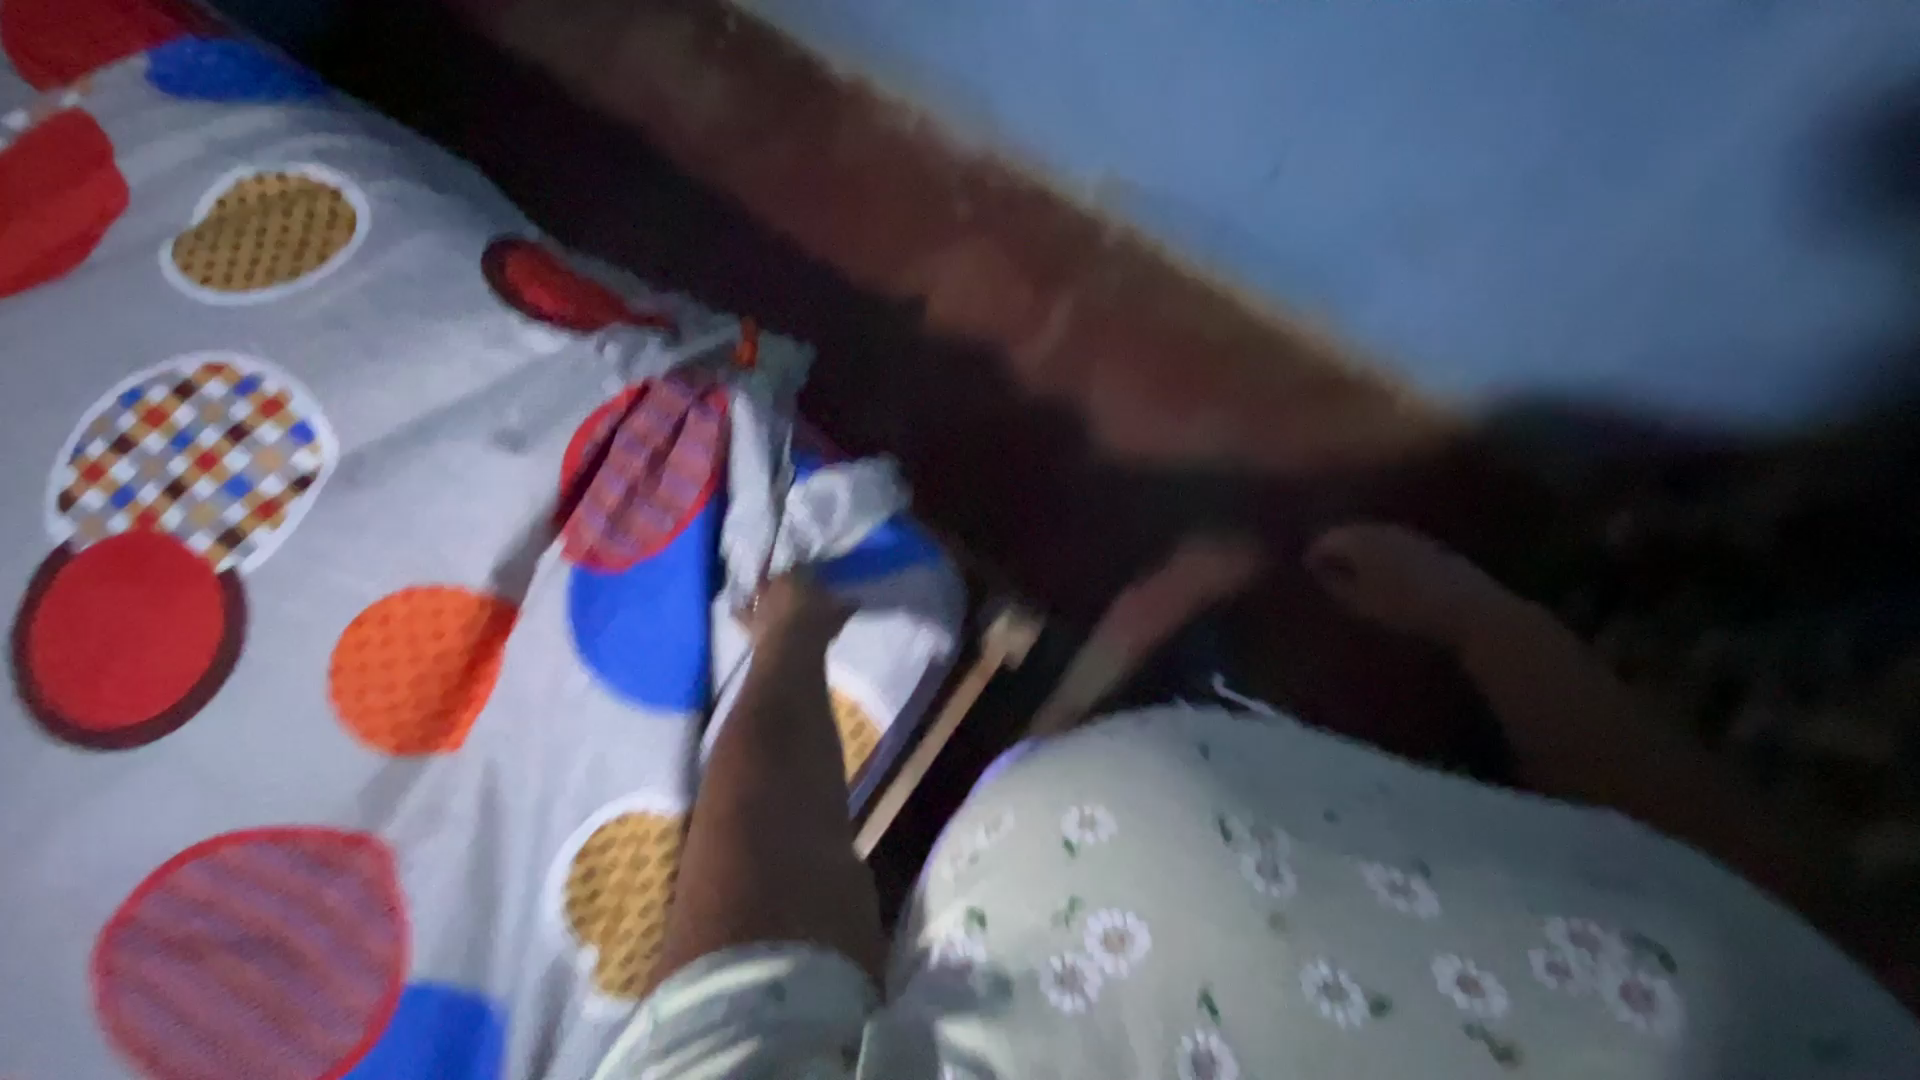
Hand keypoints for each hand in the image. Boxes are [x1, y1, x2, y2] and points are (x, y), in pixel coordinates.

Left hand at [740, 571, 853, 646]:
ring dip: (760, 590)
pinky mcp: (748, 621)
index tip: (814, 574)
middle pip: (777, 575)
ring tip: (762, 591)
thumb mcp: (837, 614)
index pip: (802, 566)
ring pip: (757, 590)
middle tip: (790, 583)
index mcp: (796, 576)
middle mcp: (775, 584)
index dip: (808, 570)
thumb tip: (856, 600)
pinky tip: (738, 609)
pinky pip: (740, 613)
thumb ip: (845, 606)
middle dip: (783, 578)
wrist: (790, 649)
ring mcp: (759, 602)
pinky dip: (740, 611)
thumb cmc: (817, 626)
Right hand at [1304, 523, 1525, 649]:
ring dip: (1361, 548)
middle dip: (1336, 546)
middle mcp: (1382, 530)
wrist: (1468, 608)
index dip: (1313, 553)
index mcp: (1359, 540)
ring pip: (1374, 535)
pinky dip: (1383, 552)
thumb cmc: (1404, 607)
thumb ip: (1334, 582)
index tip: (1306, 568)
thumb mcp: (1359, 601)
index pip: (1326, 538)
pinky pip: (1395, 542)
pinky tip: (1385, 569)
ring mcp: (1409, 535)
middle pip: (1350, 531)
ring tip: (1353, 567)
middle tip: (1326, 565)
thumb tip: (1317, 567)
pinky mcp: (1431, 546)